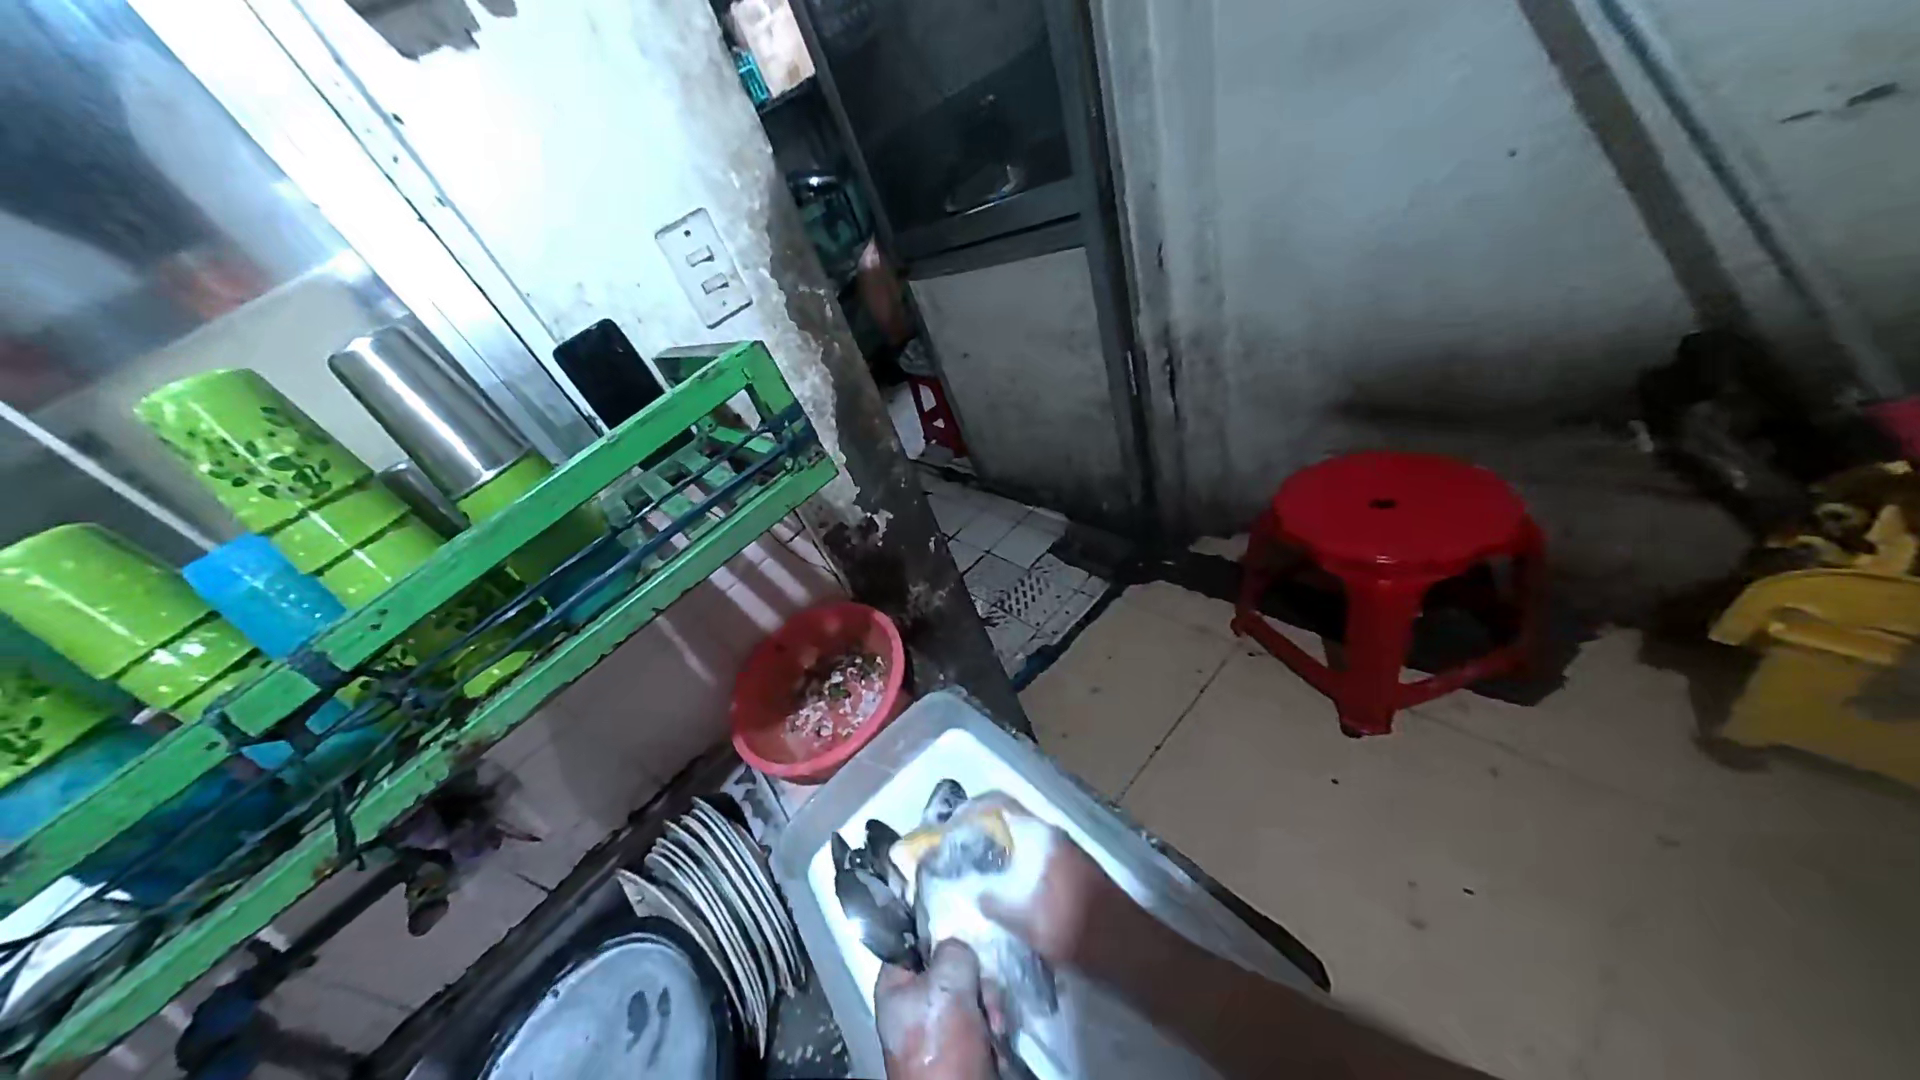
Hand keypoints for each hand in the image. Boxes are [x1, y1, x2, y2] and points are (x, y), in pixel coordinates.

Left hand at [874, 940, 997, 1079]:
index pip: (913, 942)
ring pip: (971, 990)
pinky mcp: (964, 1044)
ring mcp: (939, 1025)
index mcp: (896, 985)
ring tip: (993, 1021)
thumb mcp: (945, 985)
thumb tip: (959, 947)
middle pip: (949, 966)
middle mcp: (914, 1002)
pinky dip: (994, 1023)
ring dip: (989, 1002)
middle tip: (982, 992)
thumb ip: (953, 951)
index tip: (962, 930)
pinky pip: (983, 1015)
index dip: (938, 934)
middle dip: (974, 978)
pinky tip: (997, 1036)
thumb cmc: (940, 1045)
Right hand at [955, 794, 1130, 969]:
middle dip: (979, 829)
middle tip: (953, 849)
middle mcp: (1051, 834)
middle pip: (1007, 818)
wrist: (1127, 948)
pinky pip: (1030, 852)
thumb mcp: (1027, 921)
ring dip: (995, 846)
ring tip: (969, 867)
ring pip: (1019, 836)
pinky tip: (999, 885)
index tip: (949, 825)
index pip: (1000, 803)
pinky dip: (1011, 860)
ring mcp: (1062, 850)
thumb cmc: (1077, 929)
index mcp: (1041, 836)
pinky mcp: (1068, 868)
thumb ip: (995, 901)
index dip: (972, 809)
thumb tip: (969, 888)